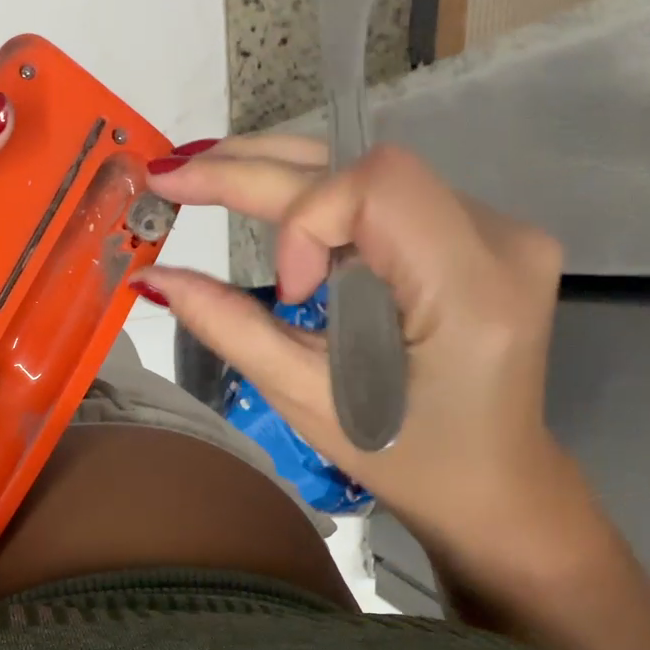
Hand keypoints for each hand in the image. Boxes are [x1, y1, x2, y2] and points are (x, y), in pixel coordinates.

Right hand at [135, 137, 568, 557]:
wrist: (493, 482)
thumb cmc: (405, 459)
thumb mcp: (308, 401)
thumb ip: (232, 327)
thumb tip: (152, 278)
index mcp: (469, 290)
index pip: (376, 188)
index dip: (305, 220)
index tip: (289, 293)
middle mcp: (498, 239)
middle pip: (368, 167)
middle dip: (259, 168)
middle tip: (171, 177)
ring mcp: (496, 231)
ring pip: (373, 173)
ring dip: (282, 175)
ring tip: (202, 175)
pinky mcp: (478, 236)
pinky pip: (386, 198)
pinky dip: (317, 203)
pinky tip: (265, 208)